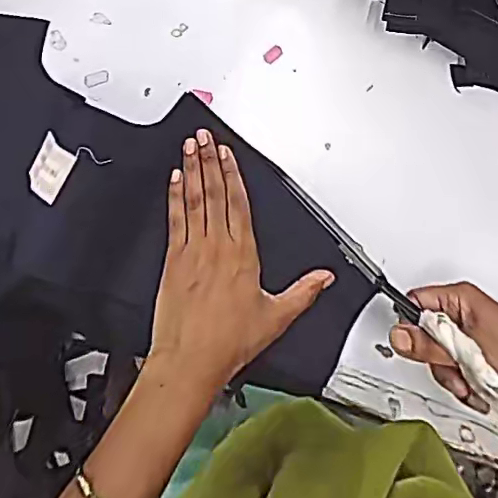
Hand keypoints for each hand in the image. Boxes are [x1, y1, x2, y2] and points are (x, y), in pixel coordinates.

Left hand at [146, 129, 333, 395]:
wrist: (190, 361)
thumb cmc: (229, 341)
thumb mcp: (276, 318)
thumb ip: (303, 292)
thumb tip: (324, 278)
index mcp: (242, 255)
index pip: (238, 203)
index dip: (232, 173)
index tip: (226, 153)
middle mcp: (217, 246)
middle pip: (215, 193)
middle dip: (210, 161)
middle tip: (205, 136)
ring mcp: (192, 250)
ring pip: (194, 200)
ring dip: (192, 170)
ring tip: (190, 147)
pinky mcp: (173, 260)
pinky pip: (174, 219)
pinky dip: (174, 196)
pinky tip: (174, 178)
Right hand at [388, 281, 497, 422]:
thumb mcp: (472, 353)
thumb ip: (431, 345)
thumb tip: (399, 334)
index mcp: (462, 299)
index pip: (416, 304)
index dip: (413, 328)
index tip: (419, 349)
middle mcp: (466, 315)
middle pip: (426, 335)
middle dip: (439, 361)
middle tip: (457, 368)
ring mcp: (475, 338)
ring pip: (441, 357)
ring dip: (454, 377)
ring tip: (475, 382)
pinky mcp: (482, 360)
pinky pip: (457, 372)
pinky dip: (466, 385)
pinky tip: (482, 390)